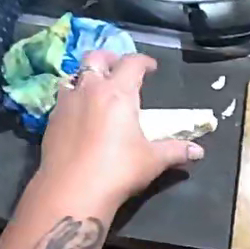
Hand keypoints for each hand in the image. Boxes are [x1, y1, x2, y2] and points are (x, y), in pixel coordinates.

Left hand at [28, 52, 201, 212]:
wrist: (72, 191)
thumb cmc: (118, 170)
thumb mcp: (153, 160)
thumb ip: (176, 151)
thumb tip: (198, 152)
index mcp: (118, 93)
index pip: (132, 63)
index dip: (144, 61)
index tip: (151, 67)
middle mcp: (90, 90)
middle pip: (96, 58)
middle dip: (110, 59)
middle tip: (120, 68)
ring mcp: (66, 103)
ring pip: (74, 76)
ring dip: (87, 77)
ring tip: (98, 89)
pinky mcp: (51, 120)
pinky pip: (63, 98)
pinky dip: (75, 98)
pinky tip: (82, 115)